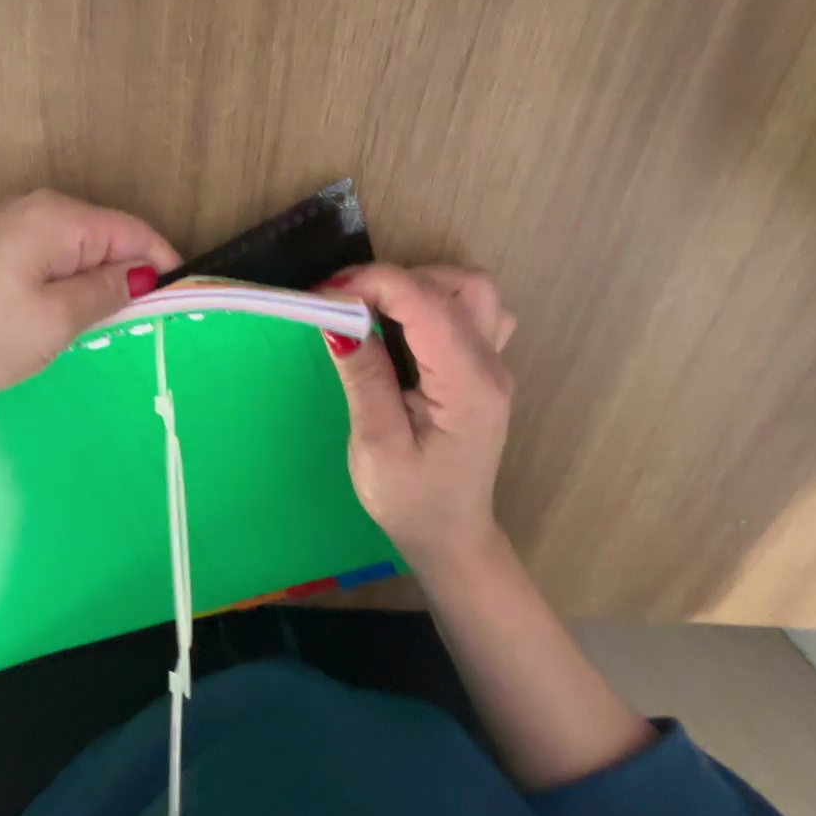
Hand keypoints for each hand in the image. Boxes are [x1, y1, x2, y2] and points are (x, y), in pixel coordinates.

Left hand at [0, 190, 181, 391]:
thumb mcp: (56, 319)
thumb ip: (105, 291)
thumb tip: (142, 275)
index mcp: (61, 219)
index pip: (134, 231)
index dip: (163, 265)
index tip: (182, 303)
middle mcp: (40, 210)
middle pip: (108, 237)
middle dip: (133, 275)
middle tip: (150, 324)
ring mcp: (14, 227)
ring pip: (81, 251)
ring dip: (102, 283)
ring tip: (117, 326)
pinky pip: (53, 260)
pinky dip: (72, 284)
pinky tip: (74, 315)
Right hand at [322, 264, 516, 576]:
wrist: (449, 535)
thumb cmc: (410, 500)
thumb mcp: (377, 444)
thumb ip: (364, 377)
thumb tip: (338, 319)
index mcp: (468, 384)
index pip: (426, 304)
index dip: (374, 284)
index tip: (323, 294)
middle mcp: (490, 364)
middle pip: (455, 285)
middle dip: (393, 280)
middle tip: (342, 302)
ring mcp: (493, 363)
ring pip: (468, 290)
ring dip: (416, 286)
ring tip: (371, 310)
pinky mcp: (481, 368)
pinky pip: (471, 312)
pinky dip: (434, 301)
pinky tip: (405, 326)